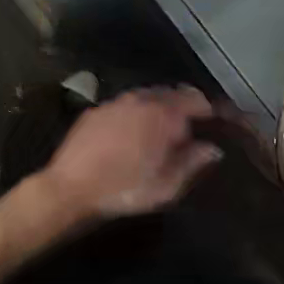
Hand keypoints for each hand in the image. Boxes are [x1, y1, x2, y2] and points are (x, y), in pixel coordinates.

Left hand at [40, 86, 222, 219]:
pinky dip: (133, 114)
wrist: (69, 189)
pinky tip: (129, 134)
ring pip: (146, 97)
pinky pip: (123, 105)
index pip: (197, 99)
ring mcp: (115, 102)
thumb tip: (212, 148)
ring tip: (160, 131)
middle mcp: (141, 99)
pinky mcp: (95, 110)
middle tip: (189, 128)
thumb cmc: (124, 190)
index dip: (209, 110)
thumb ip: (193, 163)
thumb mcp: (166, 186)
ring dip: (158, 108)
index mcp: (164, 114)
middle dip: (183, 107)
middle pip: (171, 93)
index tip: (214, 123)